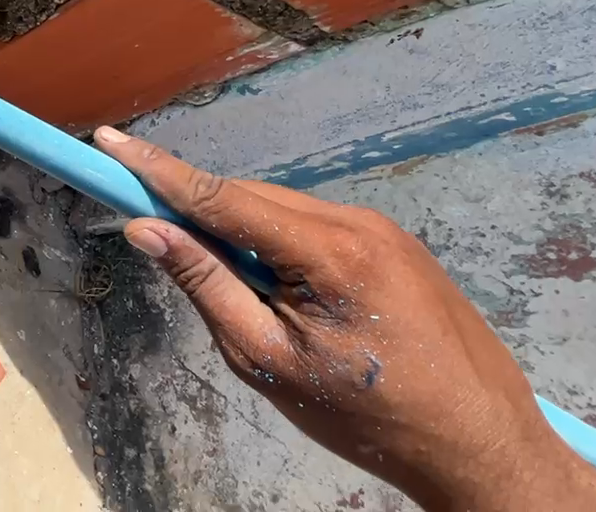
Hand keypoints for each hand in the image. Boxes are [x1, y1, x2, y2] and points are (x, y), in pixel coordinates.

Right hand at [94, 126, 595, 511]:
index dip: (155, 167)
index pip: (219, 196)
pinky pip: (305, 221)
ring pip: (274, 207)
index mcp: (329, 253)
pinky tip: (280, 287)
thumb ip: (203, 284)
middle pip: (245, 197)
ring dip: (236, 230)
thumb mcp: (265, 359)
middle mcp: (357, 223)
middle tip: (161, 240)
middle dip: (198, 211)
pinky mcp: (393, 243)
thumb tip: (143, 229)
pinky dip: (271, 239)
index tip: (106, 139)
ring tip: (243, 291)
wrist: (488, 457)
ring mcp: (381, 229)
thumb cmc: (367, 416)